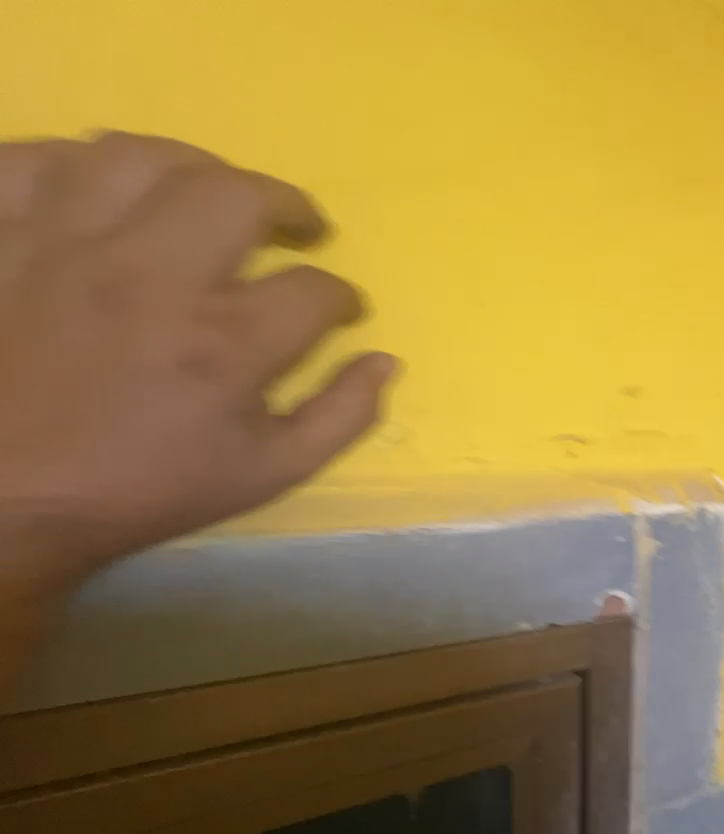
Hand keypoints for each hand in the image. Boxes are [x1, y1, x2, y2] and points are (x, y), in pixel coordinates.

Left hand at [0, 133, 393, 596]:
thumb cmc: (144, 484)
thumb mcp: (274, 470)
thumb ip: (345, 414)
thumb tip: (385, 363)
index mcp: (227, 342)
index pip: (315, 289)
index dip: (342, 297)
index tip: (341, 311)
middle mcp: (149, 277)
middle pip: (236, 194)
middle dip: (289, 204)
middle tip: (299, 227)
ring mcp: (56, 245)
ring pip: (136, 156)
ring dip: (196, 168)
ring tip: (212, 194)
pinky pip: (31, 158)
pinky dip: (82, 164)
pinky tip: (110, 193)